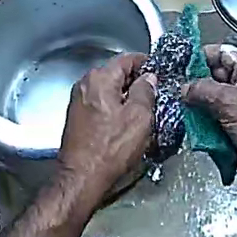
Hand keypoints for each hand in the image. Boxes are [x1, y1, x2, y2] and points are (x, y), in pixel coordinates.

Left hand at [56, 53, 155, 207]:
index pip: (126, 59)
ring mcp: (78, 100)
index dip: (146, 63)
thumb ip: (146, 92)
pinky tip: (125, 122)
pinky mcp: (77, 117)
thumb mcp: (140, 117)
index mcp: (100, 79)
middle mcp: (85, 85)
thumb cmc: (111, 149)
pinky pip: (100, 103)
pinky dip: (114, 107)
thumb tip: (149, 79)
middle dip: (136, 81)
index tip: (159, 71)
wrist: (82, 178)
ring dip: (125, 96)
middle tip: (155, 93)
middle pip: (115, 73)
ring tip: (144, 111)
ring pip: (108, 89)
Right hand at [184, 45, 236, 184]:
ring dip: (197, 101)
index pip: (220, 52)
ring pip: (212, 95)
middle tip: (176, 86)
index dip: (200, 57)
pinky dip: (203, 116)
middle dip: (196, 81)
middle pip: (214, 74)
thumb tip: (184, 88)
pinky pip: (214, 113)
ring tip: (181, 103)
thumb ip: (201, 89)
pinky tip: (190, 119)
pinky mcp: (236, 121)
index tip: (180, 64)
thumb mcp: (229, 101)